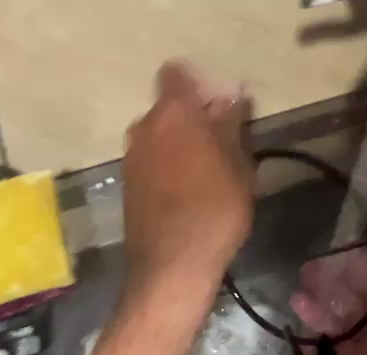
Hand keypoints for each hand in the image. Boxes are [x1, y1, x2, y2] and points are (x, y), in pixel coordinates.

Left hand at [122, 61, 254, 289]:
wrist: (172, 268)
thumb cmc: (214, 213)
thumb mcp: (239, 168)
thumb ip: (233, 127)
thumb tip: (232, 99)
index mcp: (174, 112)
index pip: (177, 75)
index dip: (198, 87)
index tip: (218, 110)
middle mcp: (144, 128)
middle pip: (167, 111)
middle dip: (189, 122)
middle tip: (218, 148)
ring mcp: (131, 161)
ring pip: (157, 141)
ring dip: (177, 150)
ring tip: (203, 179)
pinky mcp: (127, 190)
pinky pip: (150, 168)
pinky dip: (165, 175)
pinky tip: (185, 200)